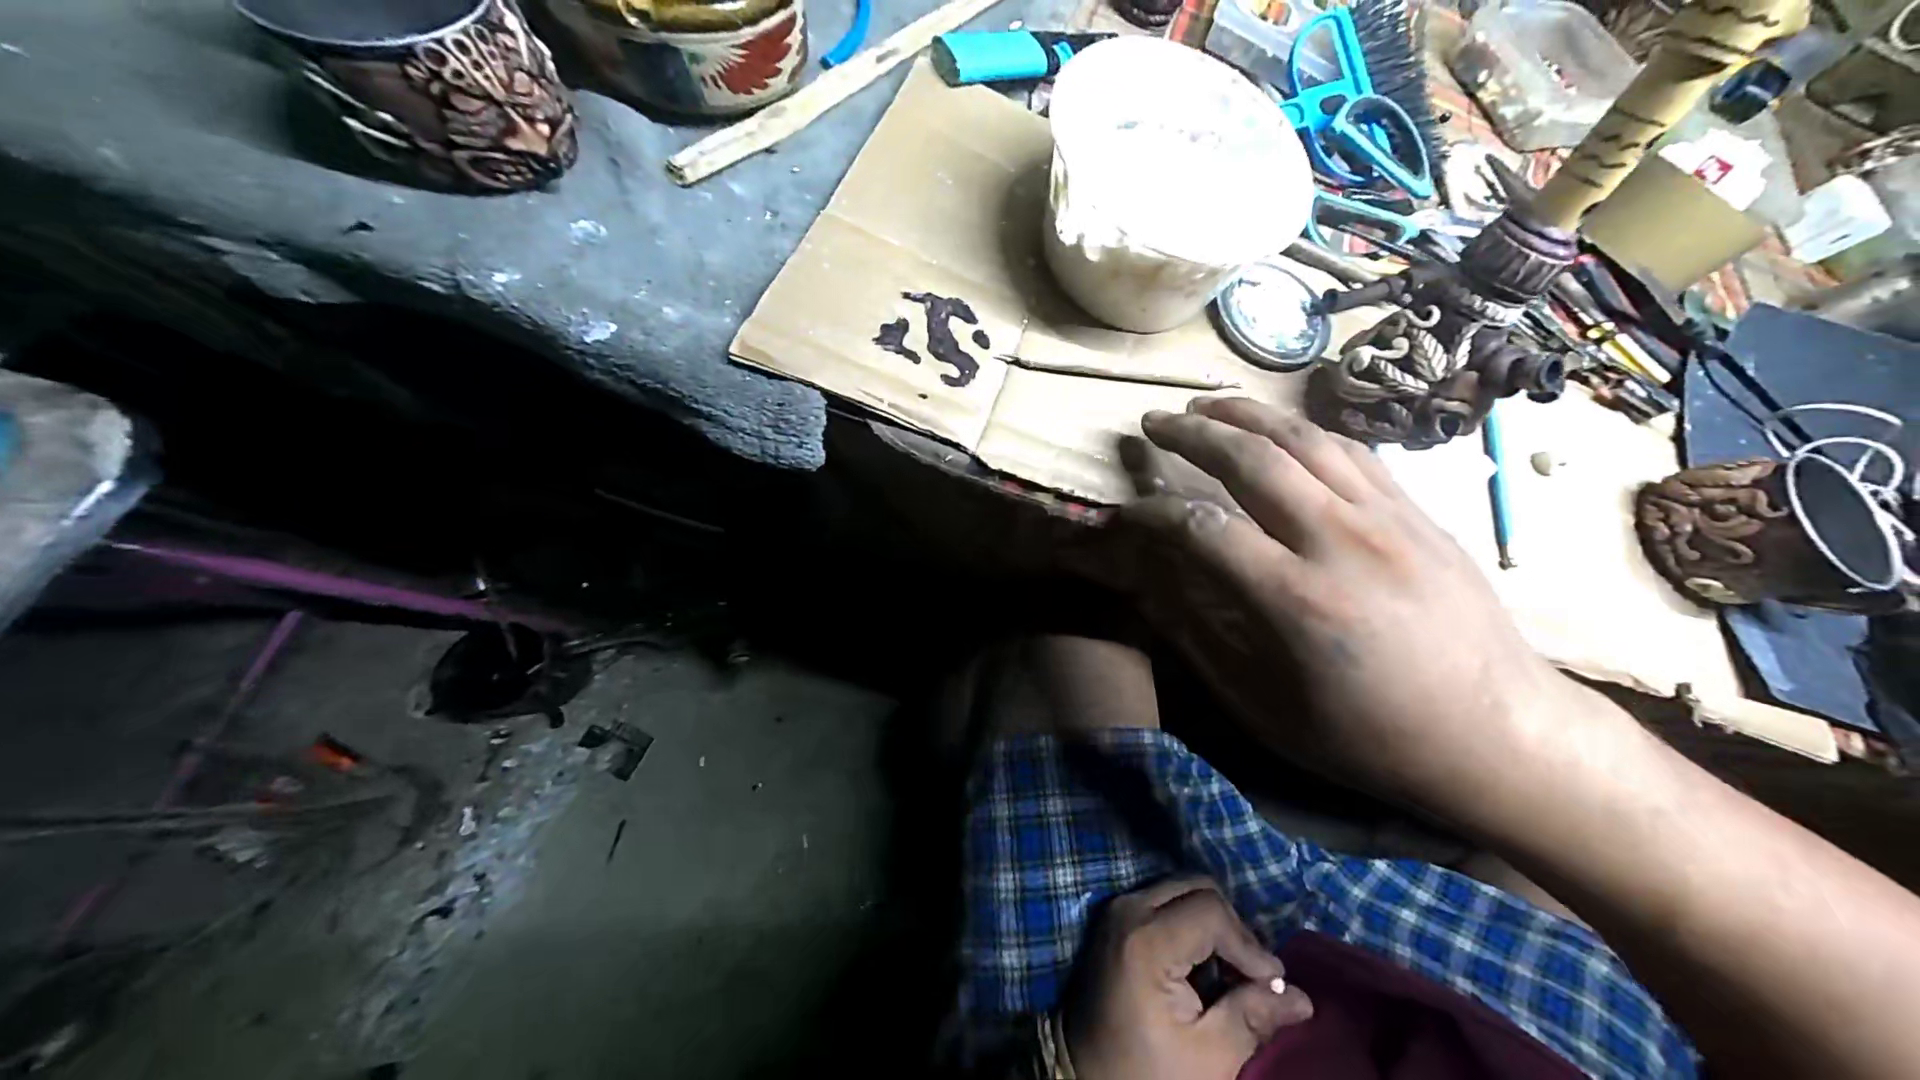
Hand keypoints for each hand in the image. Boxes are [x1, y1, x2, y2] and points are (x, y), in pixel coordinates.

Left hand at [1064, 878, 1311, 1079]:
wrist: (1082, 1071)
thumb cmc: (1145, 1071)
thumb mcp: (1208, 1056)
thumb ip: (1252, 1016)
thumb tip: (1302, 998)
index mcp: (1146, 939)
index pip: (1211, 911)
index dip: (1249, 944)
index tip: (1273, 984)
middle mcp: (1129, 908)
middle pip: (1197, 888)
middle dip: (1232, 926)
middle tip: (1254, 975)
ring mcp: (1118, 908)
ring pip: (1181, 889)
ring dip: (1213, 923)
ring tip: (1233, 972)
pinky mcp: (1115, 916)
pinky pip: (1164, 899)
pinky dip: (1191, 921)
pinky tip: (1205, 964)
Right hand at [1070, 397, 1588, 825]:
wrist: (1501, 736)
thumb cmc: (1370, 736)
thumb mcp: (1265, 707)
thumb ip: (1199, 637)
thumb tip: (1148, 584)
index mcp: (1295, 600)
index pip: (1202, 527)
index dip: (1154, 513)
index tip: (1128, 511)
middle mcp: (1340, 542)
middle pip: (1252, 460)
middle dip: (1192, 433)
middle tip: (1153, 422)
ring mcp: (1387, 520)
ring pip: (1305, 440)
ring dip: (1247, 413)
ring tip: (1206, 402)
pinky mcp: (1419, 514)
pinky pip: (1352, 452)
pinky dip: (1303, 431)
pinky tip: (1280, 428)